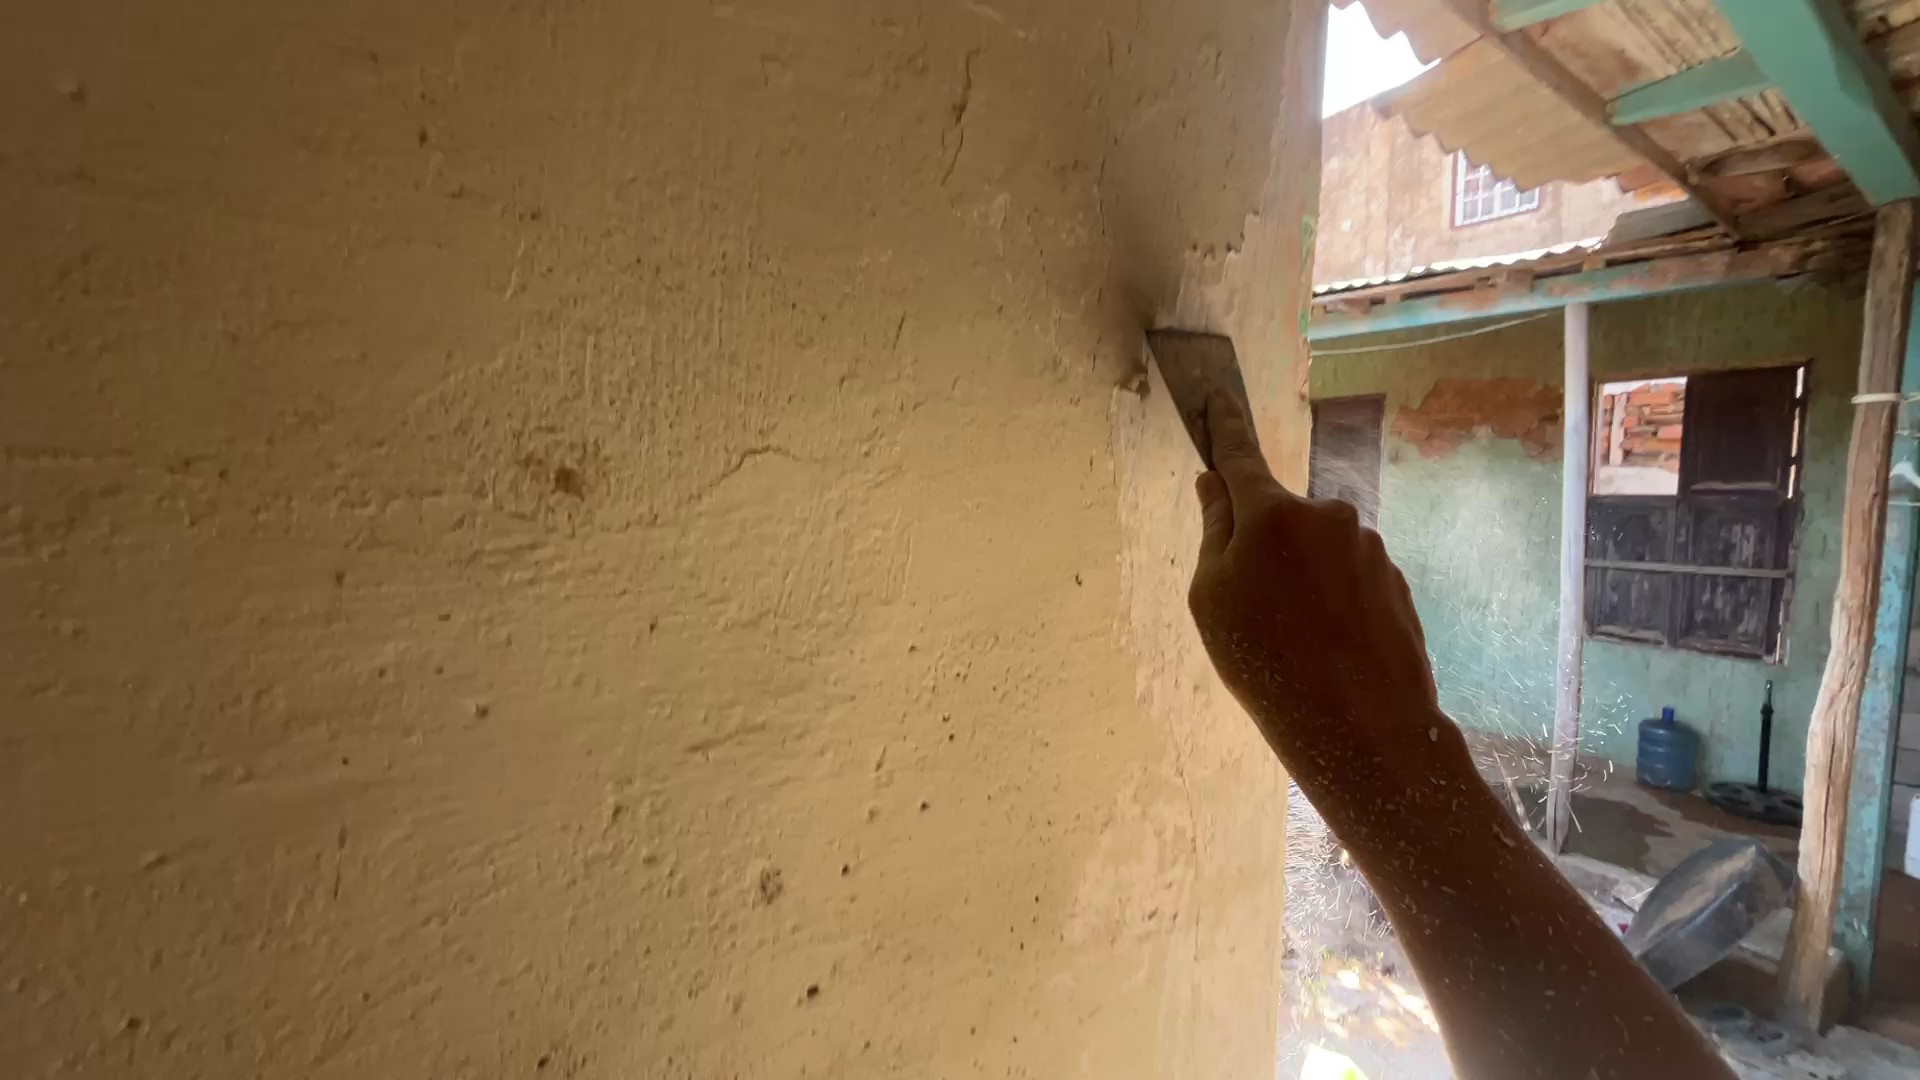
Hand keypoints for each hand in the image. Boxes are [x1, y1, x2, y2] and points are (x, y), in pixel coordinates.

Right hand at [1186, 393, 1440, 787]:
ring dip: (1299, 577)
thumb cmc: (1260, 657)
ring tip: (1293, 638)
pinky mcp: (1394, 579)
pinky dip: (1331, 598)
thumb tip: (1216, 485)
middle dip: (1262, 543)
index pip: (1240, 456)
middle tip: (1250, 604)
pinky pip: (1346, 576)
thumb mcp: (1210, 597)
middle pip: (1278, 515)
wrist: (1357, 723)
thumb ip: (1214, 532)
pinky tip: (1327, 644)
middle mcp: (1325, 515)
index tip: (1218, 398)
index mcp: (1271, 513)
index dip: (1225, 427)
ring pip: (1314, 550)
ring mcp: (1367, 546)